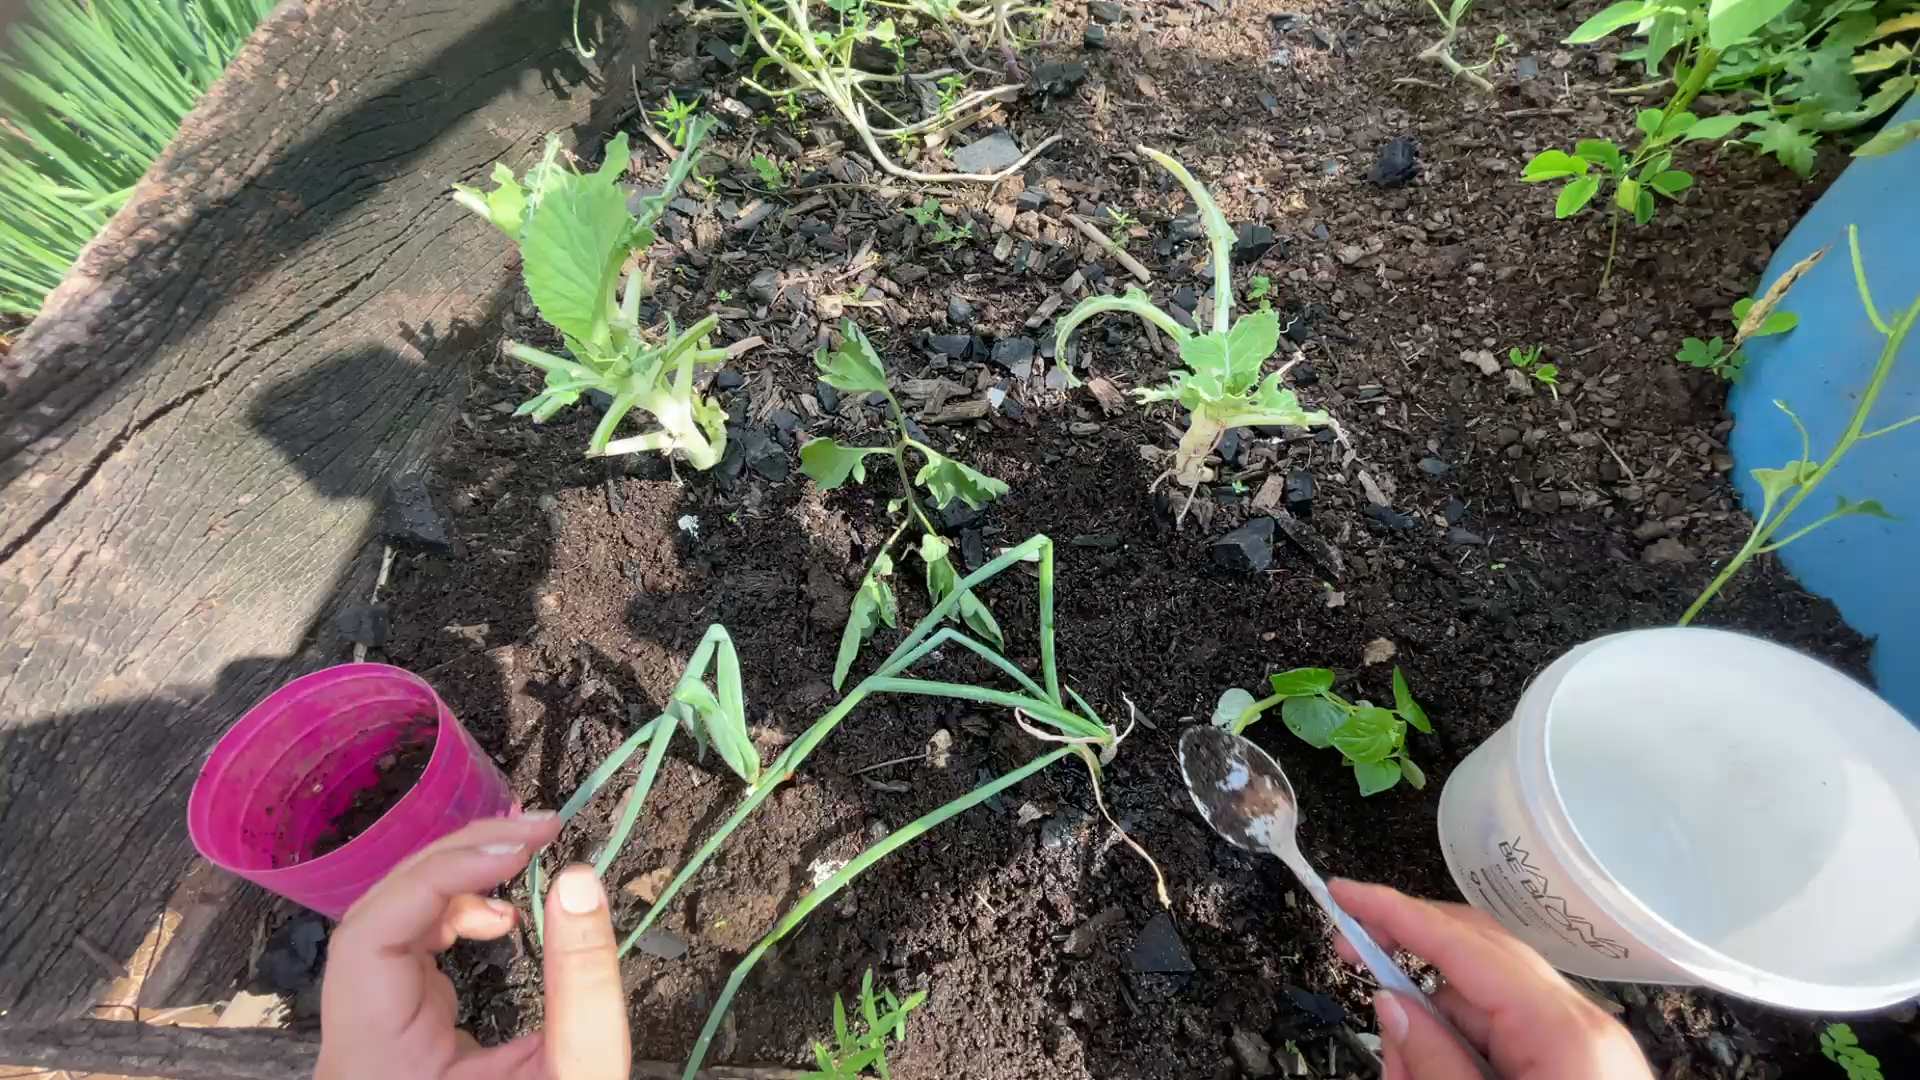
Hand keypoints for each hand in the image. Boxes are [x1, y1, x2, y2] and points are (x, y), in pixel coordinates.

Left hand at [317, 814, 629, 1079]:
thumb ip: (584, 978)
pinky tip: (503, 913)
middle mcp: (355, 1047)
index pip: (373, 936)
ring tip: (531, 857)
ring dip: (463, 875)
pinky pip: (409, 948)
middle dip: (462, 856)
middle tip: (543, 828)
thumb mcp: (578, 1070)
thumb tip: (577, 877)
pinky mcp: (397, 1031)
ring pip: (390, 924)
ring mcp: (371, 1037)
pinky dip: (460, 909)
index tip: (530, 844)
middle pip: (378, 916)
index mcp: (379, 1065)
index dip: (445, 872)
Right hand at [1328, 880, 1651, 1079]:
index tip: (1340, 892)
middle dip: (1406, 954)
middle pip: (1471, 950)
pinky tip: (1437, 1077)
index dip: (1392, 910)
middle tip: (1346, 955)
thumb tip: (1389, 1002)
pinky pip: (1499, 1029)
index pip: (1458, 941)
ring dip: (1430, 1022)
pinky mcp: (1578, 1063)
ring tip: (1405, 1077)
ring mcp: (1583, 1041)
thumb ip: (1433, 1060)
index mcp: (1561, 1030)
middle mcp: (1578, 1020)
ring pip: (1478, 997)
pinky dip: (1457, 1046)